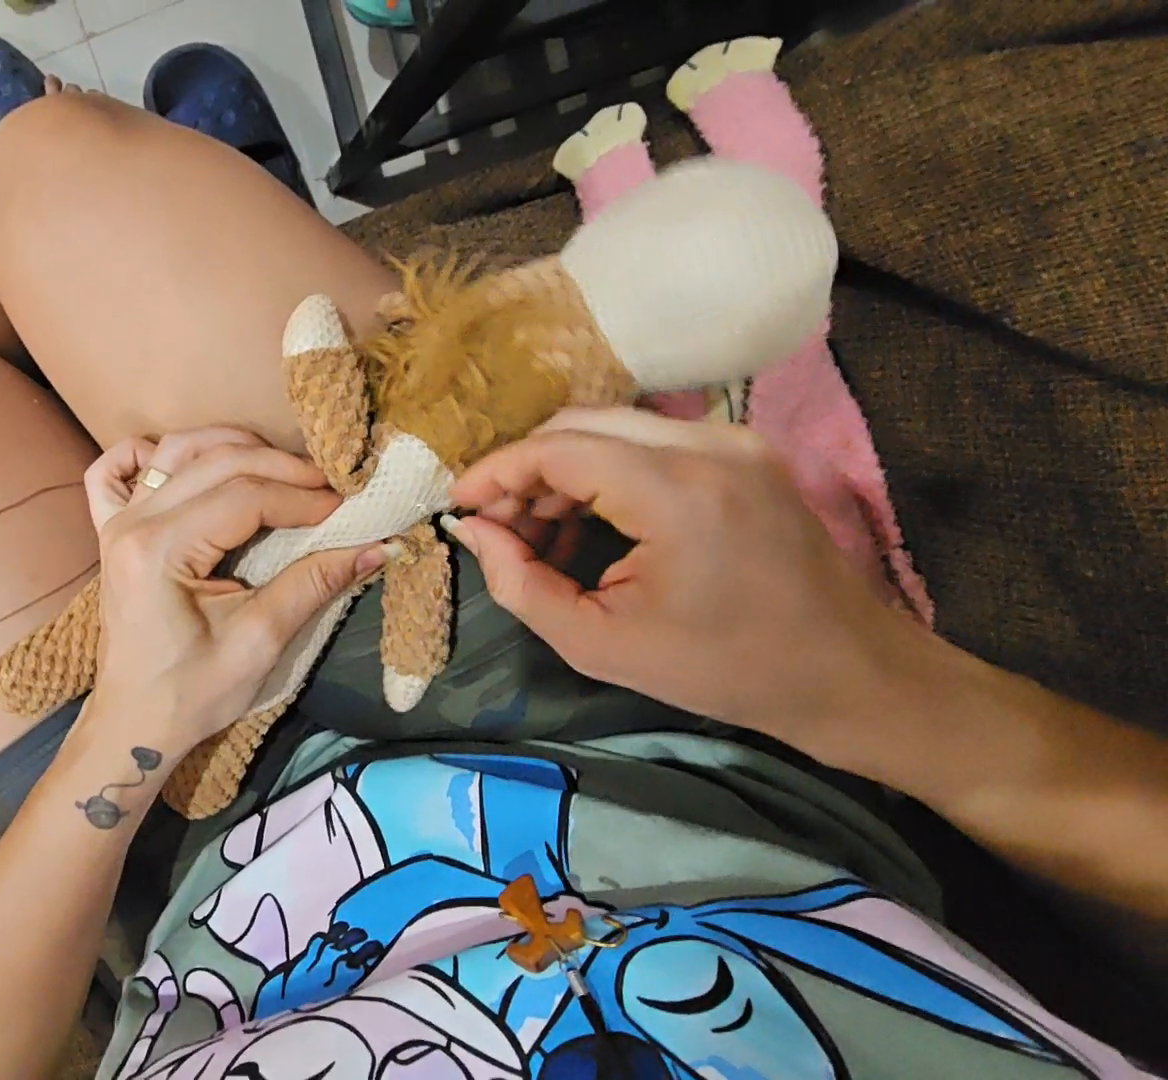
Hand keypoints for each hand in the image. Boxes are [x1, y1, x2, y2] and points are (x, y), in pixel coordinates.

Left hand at [80, 427, 387, 753]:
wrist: (133, 723)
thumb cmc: (191, 694)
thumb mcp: (257, 643)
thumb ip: (312, 584)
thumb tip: (379, 546)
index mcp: (158, 551)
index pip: (244, 498)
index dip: (302, 498)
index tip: (347, 507)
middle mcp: (130, 524)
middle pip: (215, 464)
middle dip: (280, 468)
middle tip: (328, 486)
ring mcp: (114, 523)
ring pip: (175, 453)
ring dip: (230, 448)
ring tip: (280, 468)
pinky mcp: (110, 531)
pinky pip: (114, 471)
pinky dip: (149, 455)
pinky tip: (185, 463)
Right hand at [446, 408, 924, 753]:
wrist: (846, 672)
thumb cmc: (718, 668)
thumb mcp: (597, 644)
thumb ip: (519, 584)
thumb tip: (474, 532)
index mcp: (676, 493)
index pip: (557, 448)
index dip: (496, 472)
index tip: (459, 505)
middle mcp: (707, 445)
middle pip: (578, 424)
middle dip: (523, 470)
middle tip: (495, 525)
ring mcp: (732, 440)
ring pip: (609, 427)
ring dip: (559, 471)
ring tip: (536, 533)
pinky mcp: (742, 450)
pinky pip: (645, 441)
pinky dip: (599, 472)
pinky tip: (585, 523)